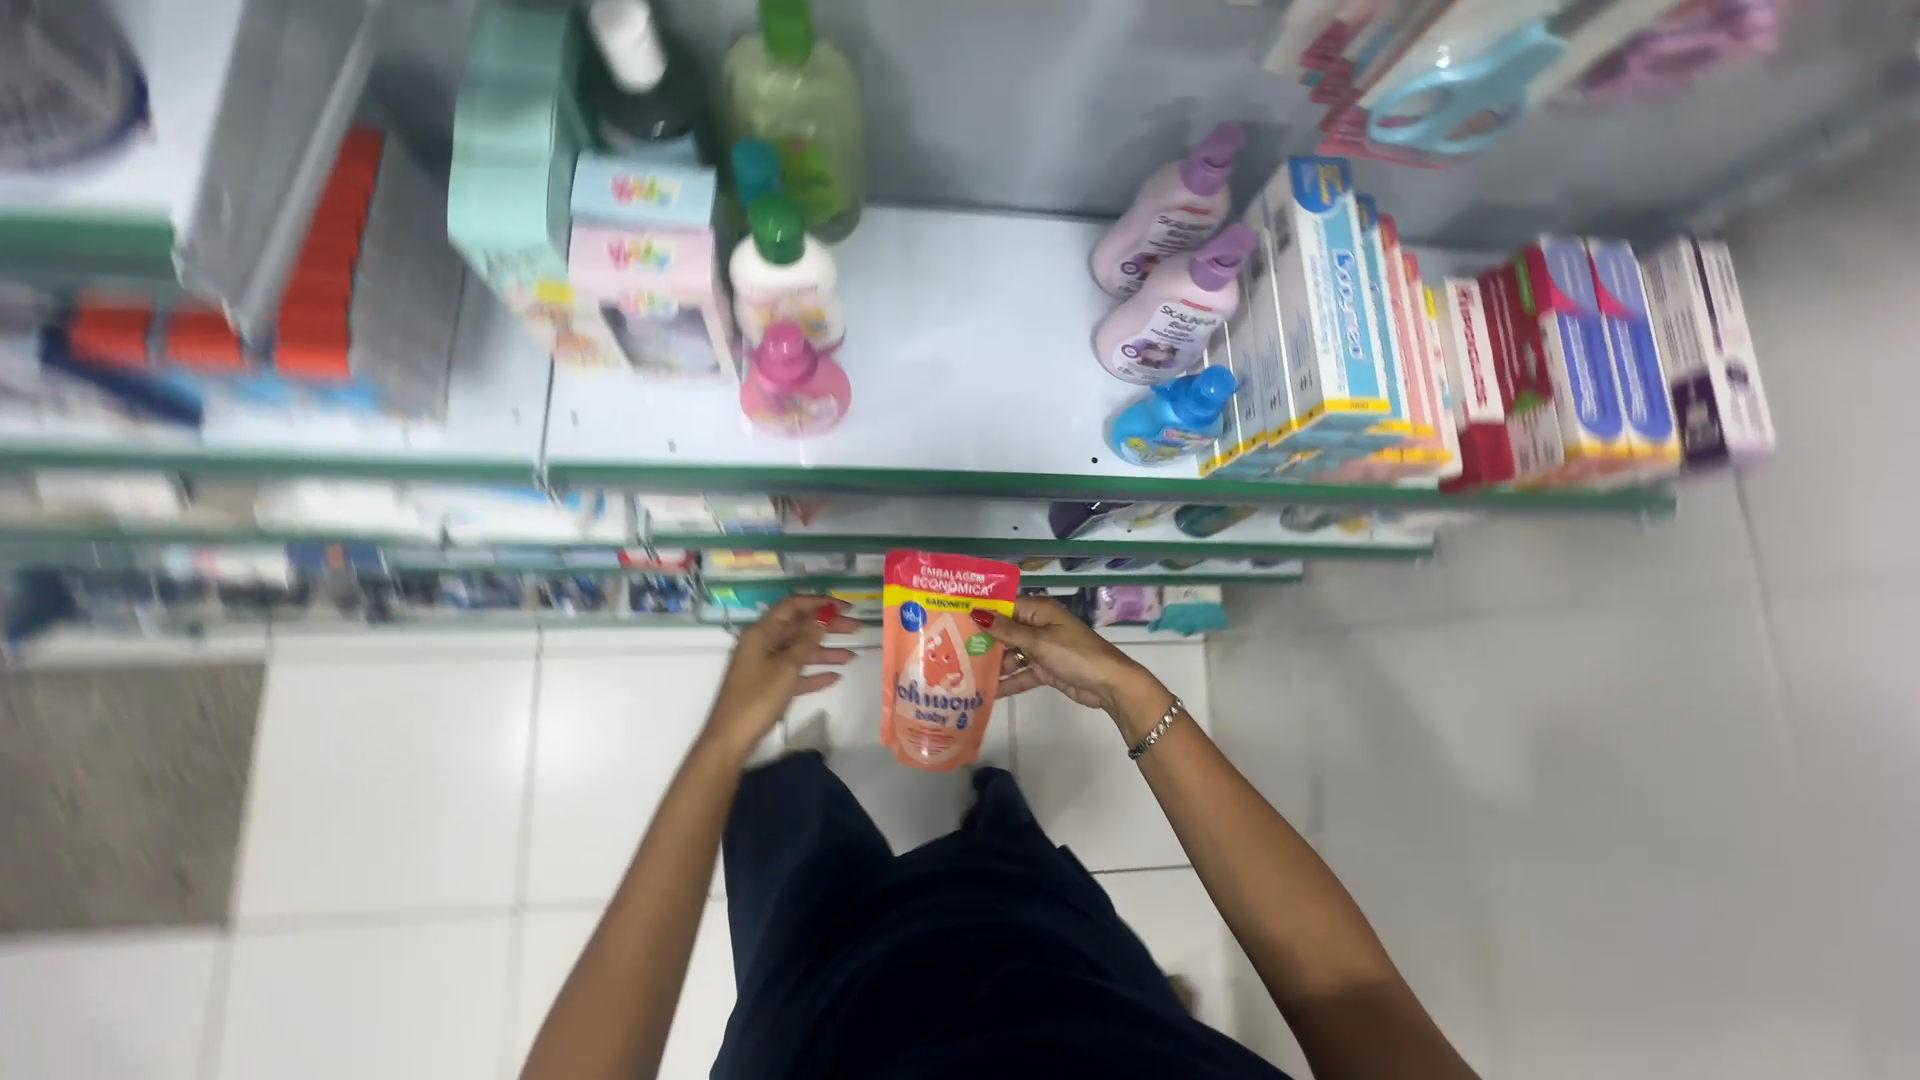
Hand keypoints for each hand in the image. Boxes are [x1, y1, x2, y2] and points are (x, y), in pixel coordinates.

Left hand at [703, 594, 860, 760]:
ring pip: (799, 651)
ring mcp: (765, 664)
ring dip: (825, 652)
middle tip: (857, 628)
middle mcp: (763, 643)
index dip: (820, 603)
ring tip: (851, 656)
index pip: (793, 605)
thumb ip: (807, 639)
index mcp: (762, 632)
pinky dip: (813, 673)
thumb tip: (823, 615)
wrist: (731, 738)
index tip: (846, 607)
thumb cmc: (758, 697)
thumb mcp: (787, 665)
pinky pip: (795, 673)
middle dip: (828, 627)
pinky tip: (835, 677)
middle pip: (799, 627)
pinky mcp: (769, 685)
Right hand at [973, 596, 1152, 711]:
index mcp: (1040, 611)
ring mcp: (1042, 650)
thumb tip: (977, 613)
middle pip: (1005, 631)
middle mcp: (1039, 627)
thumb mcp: (1039, 641)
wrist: (1109, 685)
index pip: (1006, 606)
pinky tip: (986, 692)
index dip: (982, 611)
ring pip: (1011, 655)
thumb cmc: (1075, 654)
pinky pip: (1021, 674)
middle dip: (983, 641)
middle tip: (951, 649)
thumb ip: (1007, 631)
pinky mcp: (1045, 670)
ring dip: (992, 664)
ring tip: (962, 673)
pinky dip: (1007, 682)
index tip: (955, 616)